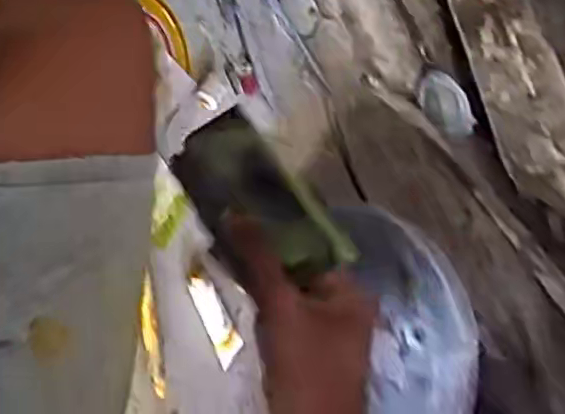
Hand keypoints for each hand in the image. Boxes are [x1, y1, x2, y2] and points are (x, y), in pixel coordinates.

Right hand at [228, 216, 375, 413]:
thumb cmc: (306, 364)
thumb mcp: (281, 305)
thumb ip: (259, 256)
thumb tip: (234, 208)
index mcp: (350, 292)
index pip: (309, 241)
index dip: (273, 219)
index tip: (236, 201)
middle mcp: (338, 302)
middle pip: (292, 259)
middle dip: (256, 241)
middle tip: (218, 217)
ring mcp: (319, 321)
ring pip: (279, 278)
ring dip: (249, 261)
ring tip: (214, 237)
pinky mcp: (298, 336)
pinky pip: (272, 297)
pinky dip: (250, 283)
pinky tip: (223, 269)